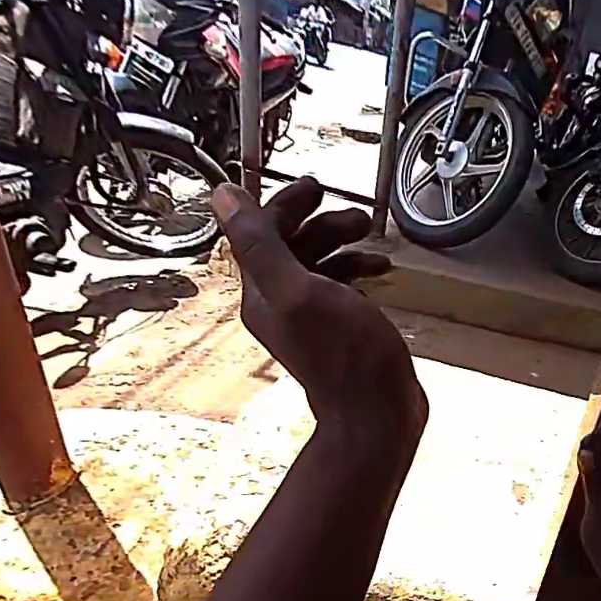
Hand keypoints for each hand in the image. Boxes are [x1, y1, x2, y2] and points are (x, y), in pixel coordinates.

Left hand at [211, 179, 426, 446]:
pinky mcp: (342, 333)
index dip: (286, 205)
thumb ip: (259, 243)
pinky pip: (342, 290)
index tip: (317, 188)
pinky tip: (378, 274)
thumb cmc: (347, 356)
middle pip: (294, 248)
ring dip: (344, 247)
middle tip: (358, 217)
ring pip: (321, 267)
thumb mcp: (299, 291)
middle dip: (323, 225)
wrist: (379, 413)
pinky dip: (358, 274)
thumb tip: (221, 195)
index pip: (262, 234)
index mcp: (264, 293)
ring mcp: (313, 321)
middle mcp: (283, 306)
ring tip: (374, 244)